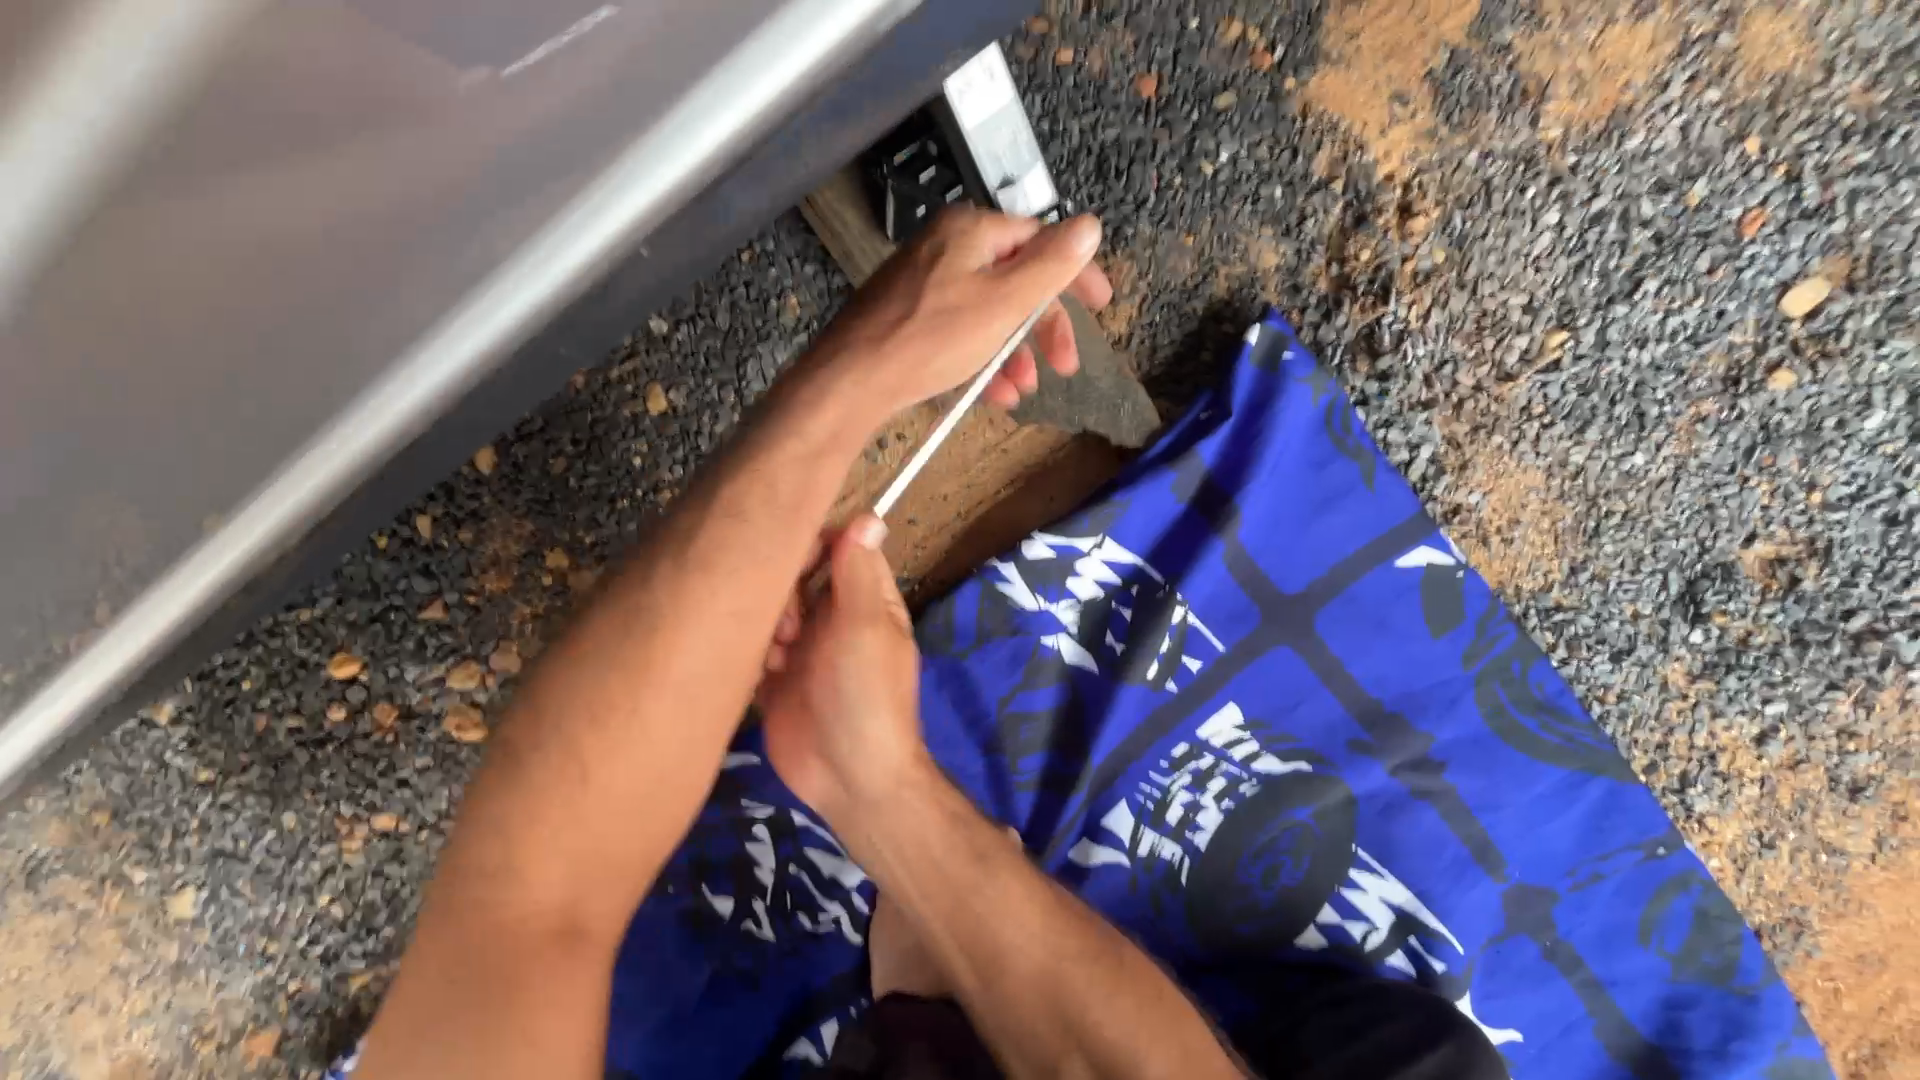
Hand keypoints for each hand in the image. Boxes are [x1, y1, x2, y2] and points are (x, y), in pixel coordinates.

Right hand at [755, 514, 929, 838]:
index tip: (793, 559)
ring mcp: (804, 651)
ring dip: (768, 626)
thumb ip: (858, 572)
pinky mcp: (775, 682)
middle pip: (798, 579)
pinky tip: (761, 674)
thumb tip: (869, 514)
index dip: (815, 547)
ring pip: (771, 611)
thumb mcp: (865, 626)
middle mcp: (835, 620)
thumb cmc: (866, 694)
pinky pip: (754, 649)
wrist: (848, 778)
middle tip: (790, 627)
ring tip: (779, 656)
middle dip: (786, 592)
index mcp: (868, 602)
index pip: (840, 551)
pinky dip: (753, 654)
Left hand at [807, 206, 1114, 417]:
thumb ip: (1050, 265)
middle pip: (1015, 279)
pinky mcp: (908, 315)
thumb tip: (1089, 226)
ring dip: (1014, 351)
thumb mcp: (1003, 302)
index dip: (1076, 275)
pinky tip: (992, 394)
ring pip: (989, 311)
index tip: (1100, 306)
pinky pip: (960, 329)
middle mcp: (947, 247)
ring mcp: (924, 282)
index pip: (1041, 240)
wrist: (852, 380)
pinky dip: (982, 358)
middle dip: (1043, 327)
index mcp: (972, 231)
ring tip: (1021, 390)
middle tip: (1064, 366)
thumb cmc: (931, 339)